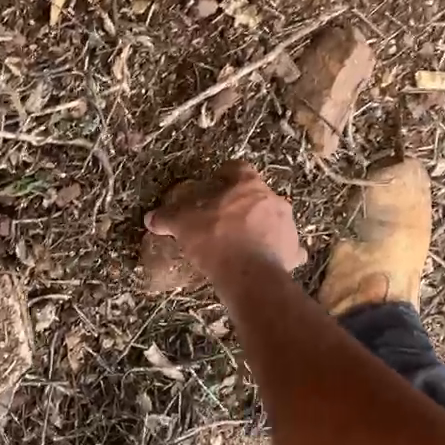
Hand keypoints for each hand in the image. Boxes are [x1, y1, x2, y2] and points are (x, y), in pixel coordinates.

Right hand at [144, 160, 306, 277]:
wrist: (249, 276)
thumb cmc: (216, 240)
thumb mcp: (183, 225)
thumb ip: (168, 218)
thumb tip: (151, 217)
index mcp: (247, 186)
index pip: (238, 169)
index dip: (225, 175)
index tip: (213, 184)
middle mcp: (273, 201)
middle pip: (256, 195)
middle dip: (241, 204)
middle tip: (221, 217)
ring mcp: (287, 226)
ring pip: (272, 219)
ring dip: (259, 226)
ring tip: (238, 242)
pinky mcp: (293, 251)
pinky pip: (285, 247)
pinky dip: (274, 251)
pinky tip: (260, 259)